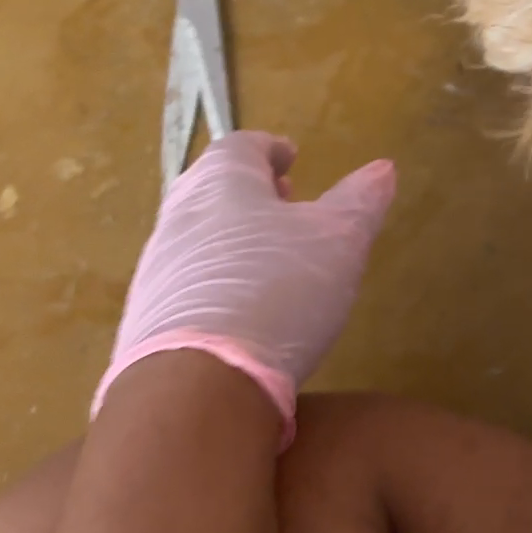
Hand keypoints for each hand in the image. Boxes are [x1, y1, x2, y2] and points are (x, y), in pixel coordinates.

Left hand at [92, 131, 396, 444]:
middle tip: (284, 200)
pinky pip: (187, 281)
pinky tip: (248, 307)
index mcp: (223, 184)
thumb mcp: (341, 239)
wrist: (197, 385)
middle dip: (248, 190)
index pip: (240, 146)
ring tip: (274, 255)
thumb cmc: (279, 287)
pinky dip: (219, 278)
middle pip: (211, 187)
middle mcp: (180, 217)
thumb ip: (362, 200)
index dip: (269, 148)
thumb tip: (383, 168)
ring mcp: (157, 270)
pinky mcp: (148, 320)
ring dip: (234, 234)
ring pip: (198, 235)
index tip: (291, 156)